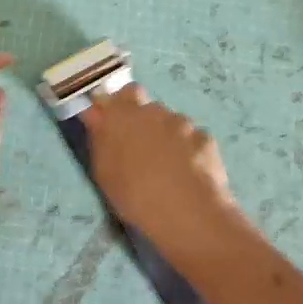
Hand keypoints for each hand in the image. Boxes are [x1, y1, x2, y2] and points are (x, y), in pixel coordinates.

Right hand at [79, 85, 236, 248]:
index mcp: (123, 115)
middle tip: (142, 150)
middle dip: (145, 122)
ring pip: (172, 123)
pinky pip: (194, 139)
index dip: (121, 105)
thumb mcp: (104, 171)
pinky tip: (189, 174)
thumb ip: (100, 138)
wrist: (185, 210)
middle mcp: (154, 111)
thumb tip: (96, 115)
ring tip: (168, 168)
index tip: (118, 123)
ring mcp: (183, 123)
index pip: (122, 93)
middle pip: (148, 107)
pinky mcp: (205, 138)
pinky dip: (190, 151)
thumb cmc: (133, 194)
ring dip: (168, 137)